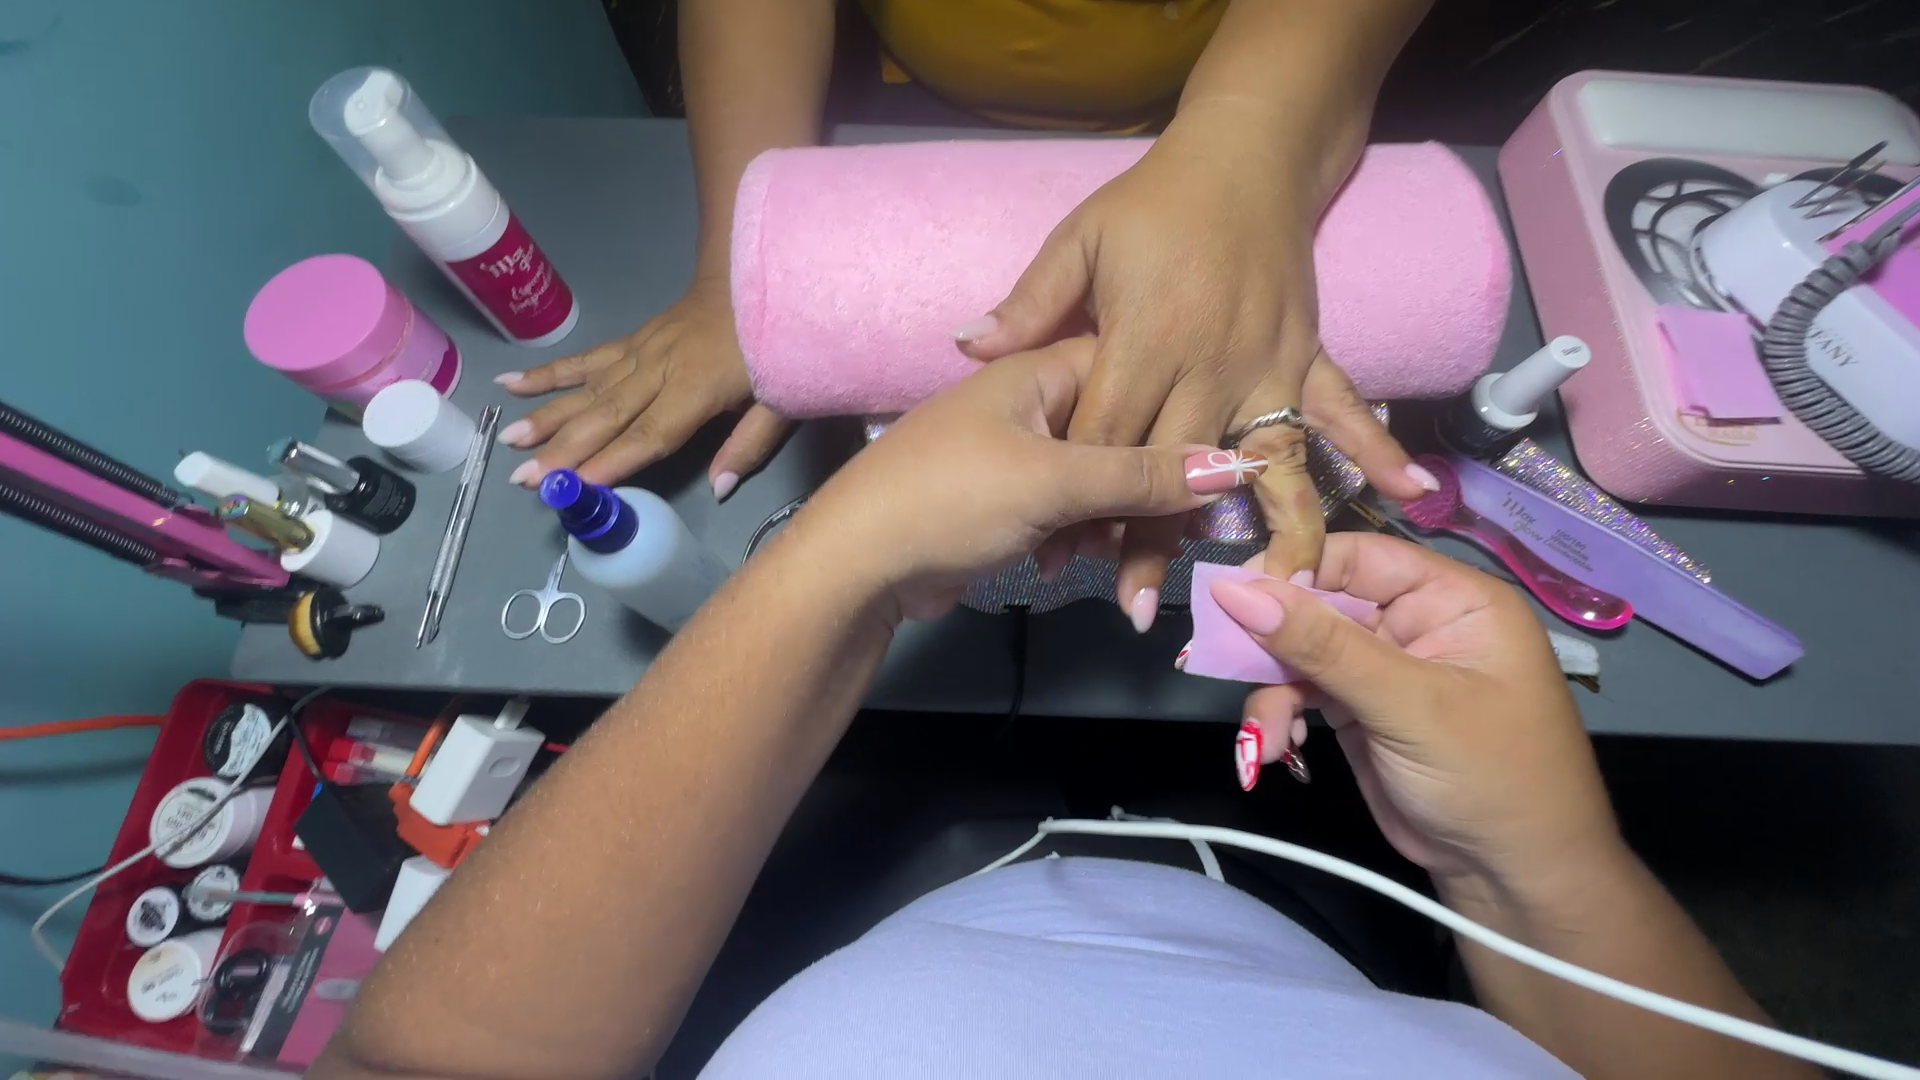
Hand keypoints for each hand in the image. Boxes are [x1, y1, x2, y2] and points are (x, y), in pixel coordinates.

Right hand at [494, 277, 791, 497]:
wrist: (760, 277)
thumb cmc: (777, 347)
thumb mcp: (782, 402)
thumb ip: (750, 445)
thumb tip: (719, 488)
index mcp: (698, 387)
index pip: (650, 434)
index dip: (613, 462)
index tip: (578, 487)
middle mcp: (660, 369)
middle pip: (608, 415)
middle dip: (565, 448)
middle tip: (525, 477)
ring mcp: (642, 350)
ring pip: (590, 388)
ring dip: (548, 416)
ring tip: (511, 440)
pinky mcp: (635, 338)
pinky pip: (588, 358)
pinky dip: (551, 372)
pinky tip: (514, 383)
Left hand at [787, 337, 1246, 624]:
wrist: (860, 565)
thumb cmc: (951, 500)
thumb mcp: (1049, 481)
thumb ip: (1138, 473)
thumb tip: (1231, 465)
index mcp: (1035, 372)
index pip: (1129, 372)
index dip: (1174, 417)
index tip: (1216, 467)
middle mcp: (1031, 405)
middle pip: (1118, 432)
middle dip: (1147, 484)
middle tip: (1177, 531)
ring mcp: (1019, 456)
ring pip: (1096, 478)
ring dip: (1117, 519)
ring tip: (1133, 561)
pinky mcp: (1012, 503)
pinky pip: (1070, 510)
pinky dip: (1086, 536)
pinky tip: (1096, 567)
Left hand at [958, 105, 1428, 625]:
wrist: (1250, 152)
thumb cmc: (1152, 203)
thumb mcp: (1079, 239)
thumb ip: (1030, 303)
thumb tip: (966, 340)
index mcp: (1146, 337)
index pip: (1106, 435)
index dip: (1082, 495)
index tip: (1064, 555)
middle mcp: (1211, 363)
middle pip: (1172, 469)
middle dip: (1152, 540)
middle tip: (1135, 608)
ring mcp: (1268, 364)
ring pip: (1257, 462)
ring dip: (1263, 529)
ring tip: (1273, 593)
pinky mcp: (1307, 357)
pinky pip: (1338, 411)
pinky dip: (1372, 451)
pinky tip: (1408, 496)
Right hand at [1209, 532, 1622, 892]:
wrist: (1511, 878)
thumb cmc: (1489, 778)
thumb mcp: (1405, 704)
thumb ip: (1320, 644)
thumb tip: (1234, 589)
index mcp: (1448, 598)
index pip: (1354, 555)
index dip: (1292, 569)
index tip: (1235, 597)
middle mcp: (1409, 621)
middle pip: (1314, 604)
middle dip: (1270, 644)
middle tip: (1223, 662)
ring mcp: (1377, 664)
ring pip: (1295, 651)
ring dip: (1270, 693)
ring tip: (1264, 738)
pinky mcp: (1352, 704)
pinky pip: (1296, 689)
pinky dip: (1278, 715)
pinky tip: (1277, 747)